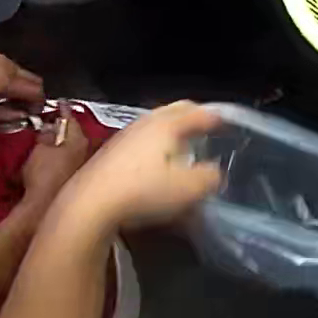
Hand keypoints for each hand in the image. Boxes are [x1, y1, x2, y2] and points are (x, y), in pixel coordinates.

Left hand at [0, 51, 44, 119]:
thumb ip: (3, 113)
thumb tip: (22, 116)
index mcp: (6, 80)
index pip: (36, 91)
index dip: (38, 104)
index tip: (32, 114)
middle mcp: (8, 66)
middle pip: (35, 79)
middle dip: (33, 93)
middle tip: (24, 106)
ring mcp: (1, 58)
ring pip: (24, 72)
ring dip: (22, 85)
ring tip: (9, 97)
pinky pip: (12, 67)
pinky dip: (12, 77)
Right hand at [20, 111, 90, 205]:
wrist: (46, 206)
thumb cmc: (44, 174)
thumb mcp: (40, 150)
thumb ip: (46, 135)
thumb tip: (50, 126)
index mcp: (79, 140)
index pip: (72, 119)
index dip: (64, 110)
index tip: (61, 102)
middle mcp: (87, 149)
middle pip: (76, 132)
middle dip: (66, 126)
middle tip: (54, 119)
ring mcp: (85, 163)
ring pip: (76, 145)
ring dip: (65, 140)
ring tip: (53, 136)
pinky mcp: (80, 176)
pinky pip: (72, 157)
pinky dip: (64, 153)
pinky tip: (56, 156)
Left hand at [48, 101, 221, 234]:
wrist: (88, 207)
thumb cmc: (144, 192)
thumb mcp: (191, 188)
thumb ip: (211, 176)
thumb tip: (214, 173)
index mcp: (168, 124)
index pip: (200, 112)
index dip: (218, 117)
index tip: (229, 123)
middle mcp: (145, 123)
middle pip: (175, 110)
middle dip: (194, 116)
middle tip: (208, 127)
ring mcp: (124, 136)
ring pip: (156, 123)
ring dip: (173, 130)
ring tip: (186, 143)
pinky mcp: (110, 154)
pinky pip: (142, 139)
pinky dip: (157, 143)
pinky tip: (158, 161)